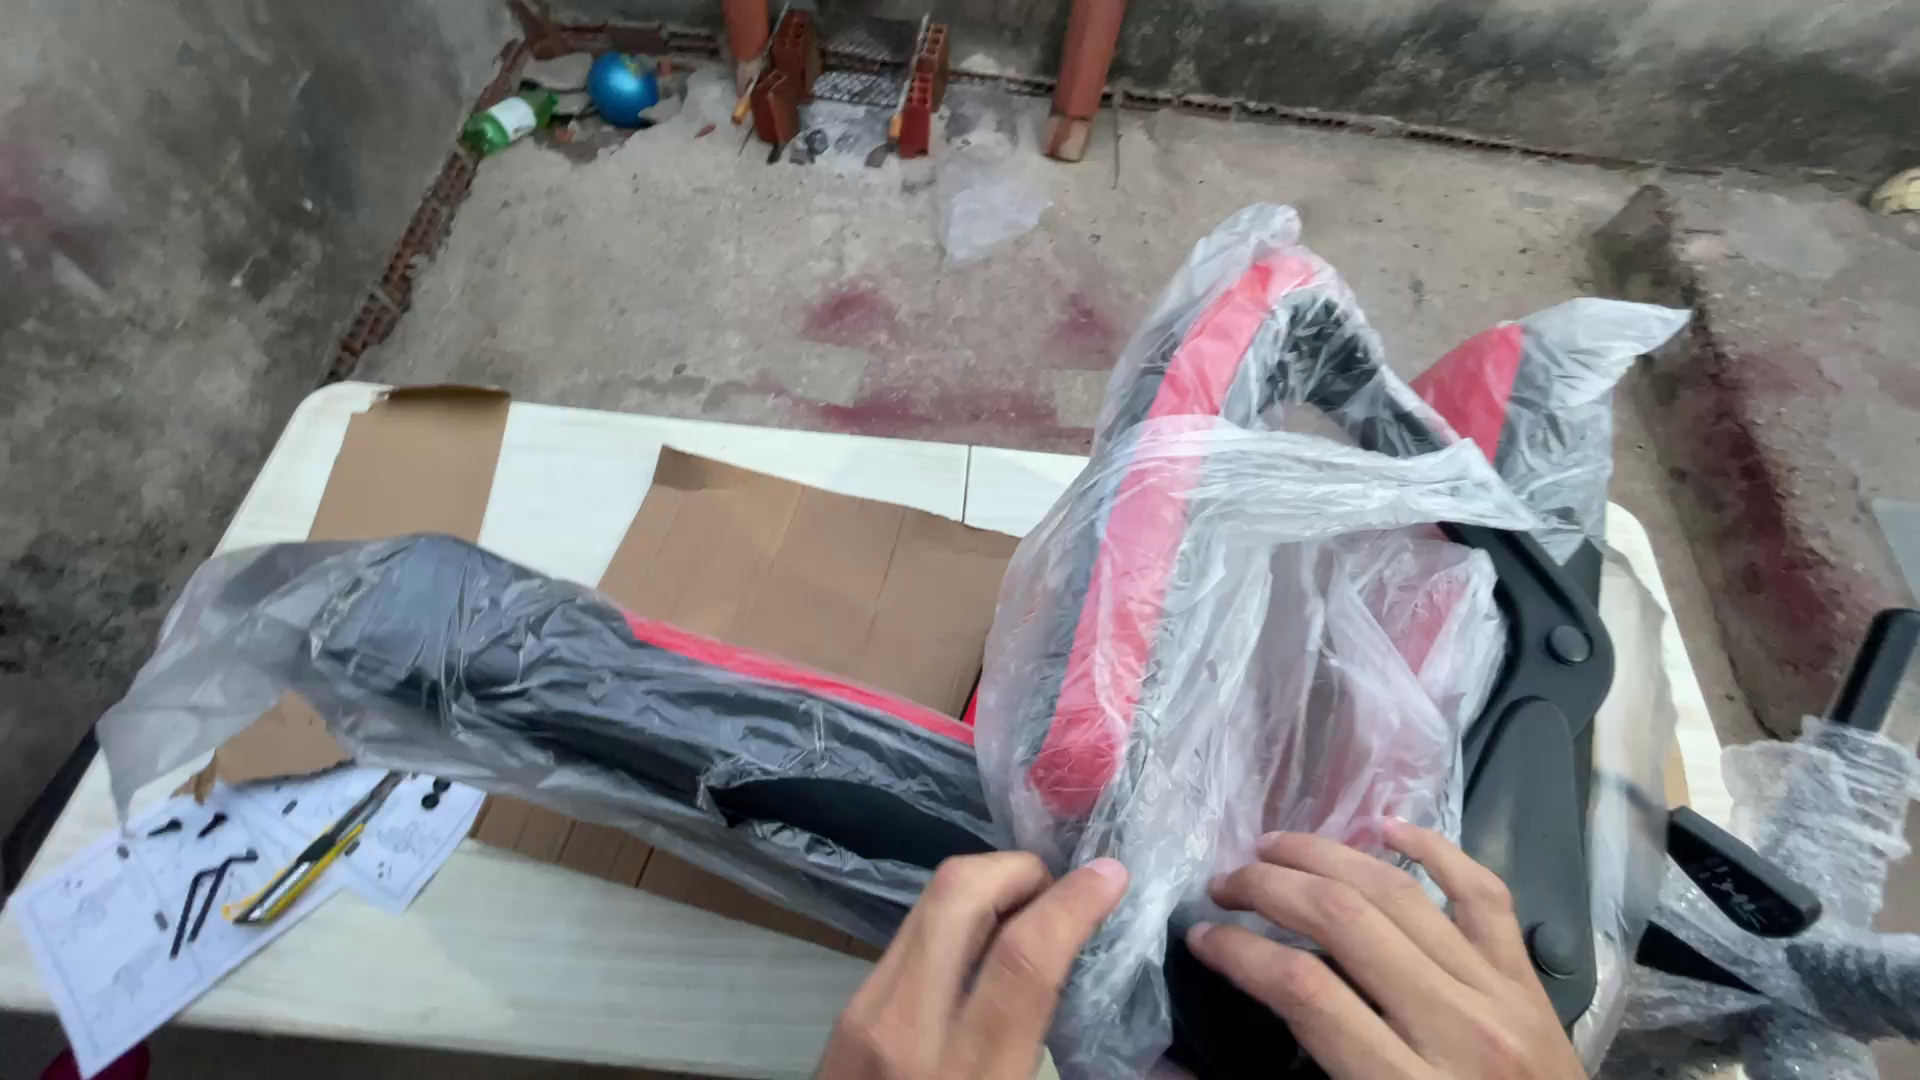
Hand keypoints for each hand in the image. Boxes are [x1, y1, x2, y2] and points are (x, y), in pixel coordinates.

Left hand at [817, 852, 1128, 1079]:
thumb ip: (1047, 1044)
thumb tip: (1087, 980)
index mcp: (965, 1077)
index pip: (1021, 959)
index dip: (1073, 904)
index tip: (1111, 875)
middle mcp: (904, 1027)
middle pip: (959, 894)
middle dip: (1018, 869)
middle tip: (1059, 890)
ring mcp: (867, 1007)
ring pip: (929, 898)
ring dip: (988, 883)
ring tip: (1030, 906)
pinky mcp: (851, 1003)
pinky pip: (913, 928)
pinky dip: (959, 913)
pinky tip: (985, 939)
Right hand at [1187, 824, 1584, 1079]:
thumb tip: (1171, 1070)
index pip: (1305, 992)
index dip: (1240, 952)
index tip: (1202, 936)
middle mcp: (1461, 1032)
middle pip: (1344, 921)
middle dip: (1268, 887)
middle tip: (1225, 884)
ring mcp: (1503, 998)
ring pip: (1397, 891)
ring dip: (1322, 855)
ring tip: (1271, 848)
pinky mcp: (1531, 984)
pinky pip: (1483, 893)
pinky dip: (1434, 849)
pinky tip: (1383, 826)